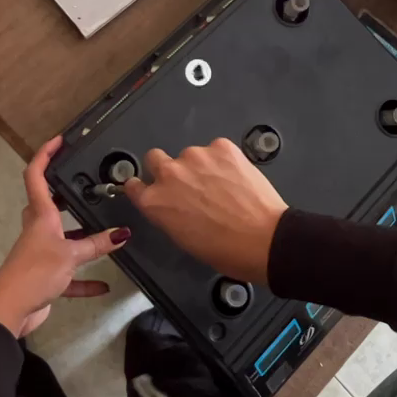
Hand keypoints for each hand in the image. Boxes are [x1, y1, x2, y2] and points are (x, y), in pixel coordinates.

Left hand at [0, 136, 130, 338]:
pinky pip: (69, 275)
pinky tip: (103, 286)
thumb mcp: (70, 255)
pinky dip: (85, 280)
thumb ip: (96, 244)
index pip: (36, 176)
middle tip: (86, 185)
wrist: (9, 311)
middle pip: (49, 205)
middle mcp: (38, 230)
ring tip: (105, 233)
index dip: (45, 155)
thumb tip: (122, 234)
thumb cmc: (35, 272)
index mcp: (40, 216)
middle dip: (65, 194)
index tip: (59, 141)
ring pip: (63, 239)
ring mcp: (41, 254)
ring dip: (81, 238)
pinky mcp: (45, 278)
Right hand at [124, 138, 285, 283]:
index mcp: (154, 201)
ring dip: (200, 166)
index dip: (143, 186)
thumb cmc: (225, 249)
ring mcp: (196, 156)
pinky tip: (235, 178)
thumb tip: (173, 204)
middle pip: (155, 157)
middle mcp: (169, 174)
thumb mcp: (183, 238)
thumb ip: (168, 213)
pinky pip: (216, 149)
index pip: (133, 184)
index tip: (150, 188)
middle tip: (187, 184)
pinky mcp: (221, 147)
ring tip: (221, 186)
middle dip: (166, 168)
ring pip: (190, 154)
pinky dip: (223, 160)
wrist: (263, 239)